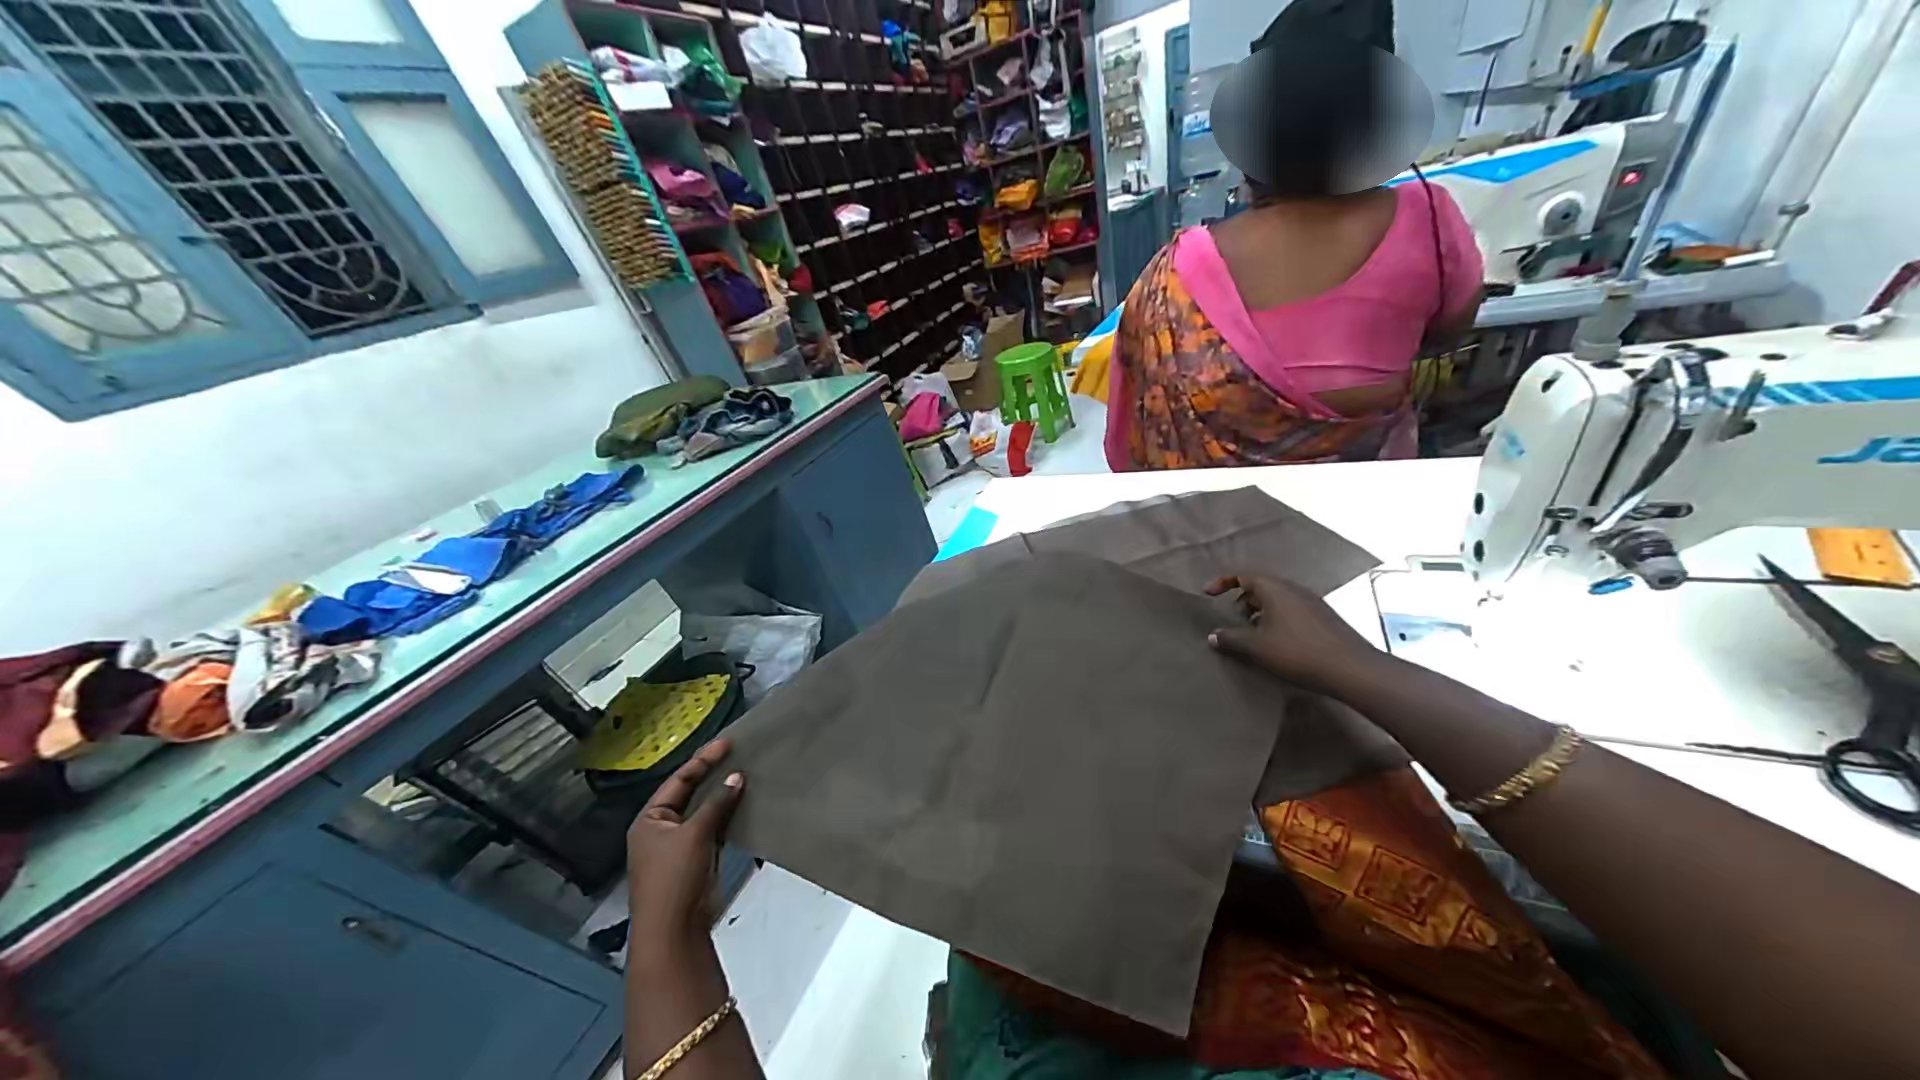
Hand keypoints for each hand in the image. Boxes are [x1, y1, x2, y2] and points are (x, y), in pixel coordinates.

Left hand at [627, 738, 744, 942]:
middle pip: (689, 794)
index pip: (678, 780)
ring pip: (702, 812)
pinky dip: (725, 816)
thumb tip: (736, 776)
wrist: (674, 931)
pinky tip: (743, 804)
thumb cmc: (675, 877)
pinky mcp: (695, 860)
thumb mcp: (695, 834)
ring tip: (745, 773)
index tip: (727, 743)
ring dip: (721, 796)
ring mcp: (678, 846)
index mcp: (649, 819)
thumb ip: (717, 803)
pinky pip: (711, 829)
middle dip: (712, 776)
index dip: (703, 760)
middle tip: (737, 754)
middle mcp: (660, 829)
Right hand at [1204, 575, 1380, 693]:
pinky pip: (1291, 612)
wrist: (1351, 670)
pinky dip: (1276, 621)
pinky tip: (1276, 645)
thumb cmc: (1298, 652)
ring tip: (1251, 636)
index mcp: (1275, 589)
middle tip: (1232, 621)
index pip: (1243, 575)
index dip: (1222, 582)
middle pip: (1260, 587)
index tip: (1208, 594)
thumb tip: (1213, 635)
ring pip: (1277, 601)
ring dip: (1259, 613)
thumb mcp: (1256, 647)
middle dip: (1241, 601)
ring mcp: (1312, 603)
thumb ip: (1231, 638)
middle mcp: (1294, 590)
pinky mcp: (1324, 619)